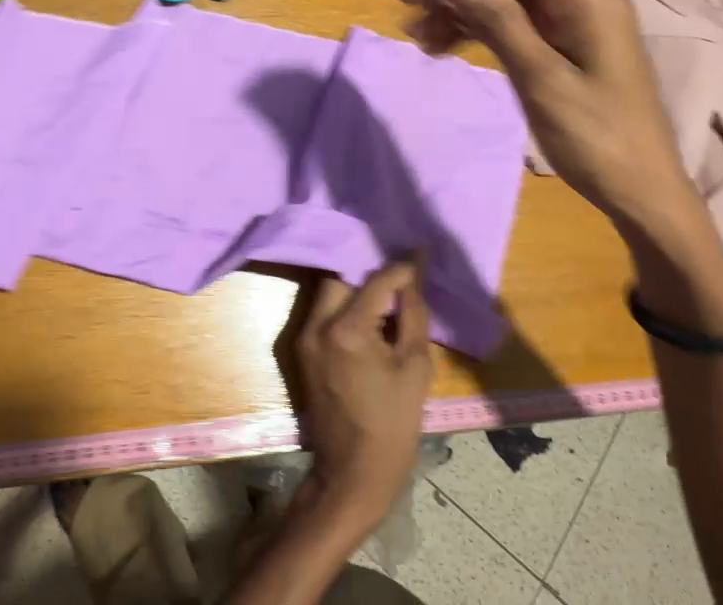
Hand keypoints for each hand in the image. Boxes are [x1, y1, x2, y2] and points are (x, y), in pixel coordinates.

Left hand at [294, 262, 432, 530]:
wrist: (352, 471)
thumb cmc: (394, 423)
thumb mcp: (416, 365)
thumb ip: (413, 314)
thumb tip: (415, 277)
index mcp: (347, 329)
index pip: (377, 279)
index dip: (403, 266)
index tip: (421, 251)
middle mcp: (317, 324)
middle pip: (342, 276)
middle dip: (369, 271)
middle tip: (398, 274)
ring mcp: (304, 336)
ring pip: (328, 291)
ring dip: (355, 287)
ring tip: (386, 291)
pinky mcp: (301, 349)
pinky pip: (322, 312)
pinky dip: (344, 305)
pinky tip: (369, 311)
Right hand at [403, 0, 693, 229]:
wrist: (639, 192)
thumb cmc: (596, 137)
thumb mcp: (541, 78)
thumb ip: (497, 19)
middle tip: (411, 4)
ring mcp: (567, 22)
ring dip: (460, 7)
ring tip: (416, 33)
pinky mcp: (557, 46)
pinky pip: (509, 22)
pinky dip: (474, 30)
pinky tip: (438, 47)